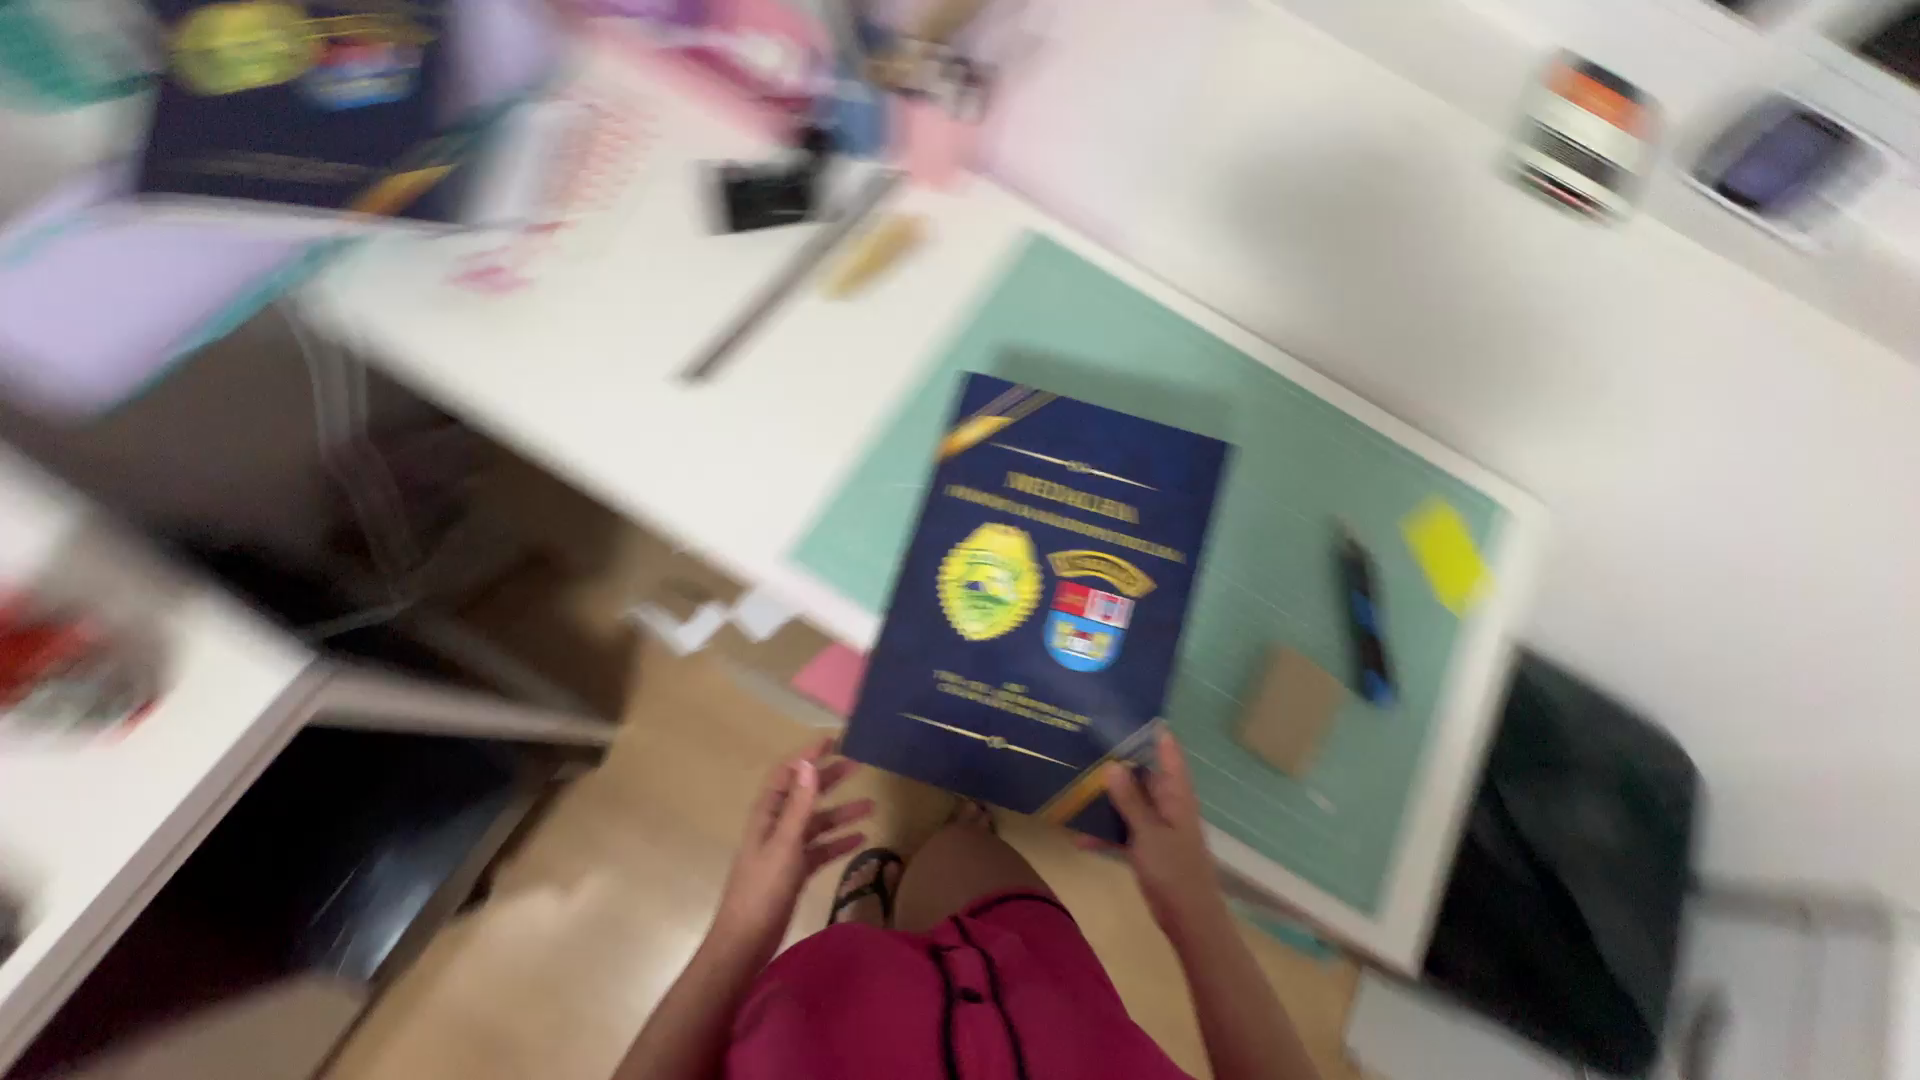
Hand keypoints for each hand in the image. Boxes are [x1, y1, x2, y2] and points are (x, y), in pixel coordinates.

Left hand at [711, 738, 873, 959]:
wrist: (745, 943)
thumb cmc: (762, 890)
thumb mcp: (784, 844)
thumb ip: (798, 805)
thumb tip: (808, 764)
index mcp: (767, 815)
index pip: (786, 774)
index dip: (806, 756)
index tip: (832, 741)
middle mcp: (775, 827)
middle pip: (804, 795)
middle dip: (829, 779)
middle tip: (858, 766)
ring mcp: (785, 851)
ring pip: (817, 823)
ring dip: (842, 814)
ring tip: (871, 806)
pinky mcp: (794, 872)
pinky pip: (821, 850)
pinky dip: (839, 843)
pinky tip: (861, 840)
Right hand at [1089, 730, 1229, 937]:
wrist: (1190, 920)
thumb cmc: (1175, 872)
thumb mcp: (1148, 834)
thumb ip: (1130, 801)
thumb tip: (1112, 764)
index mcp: (1177, 795)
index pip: (1168, 752)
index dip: (1153, 731)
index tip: (1128, 712)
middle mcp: (1168, 804)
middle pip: (1144, 774)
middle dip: (1120, 761)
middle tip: (1088, 742)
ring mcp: (1157, 826)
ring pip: (1131, 801)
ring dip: (1108, 796)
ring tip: (1076, 779)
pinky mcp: (1147, 847)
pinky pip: (1123, 830)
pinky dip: (1105, 832)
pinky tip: (1078, 835)